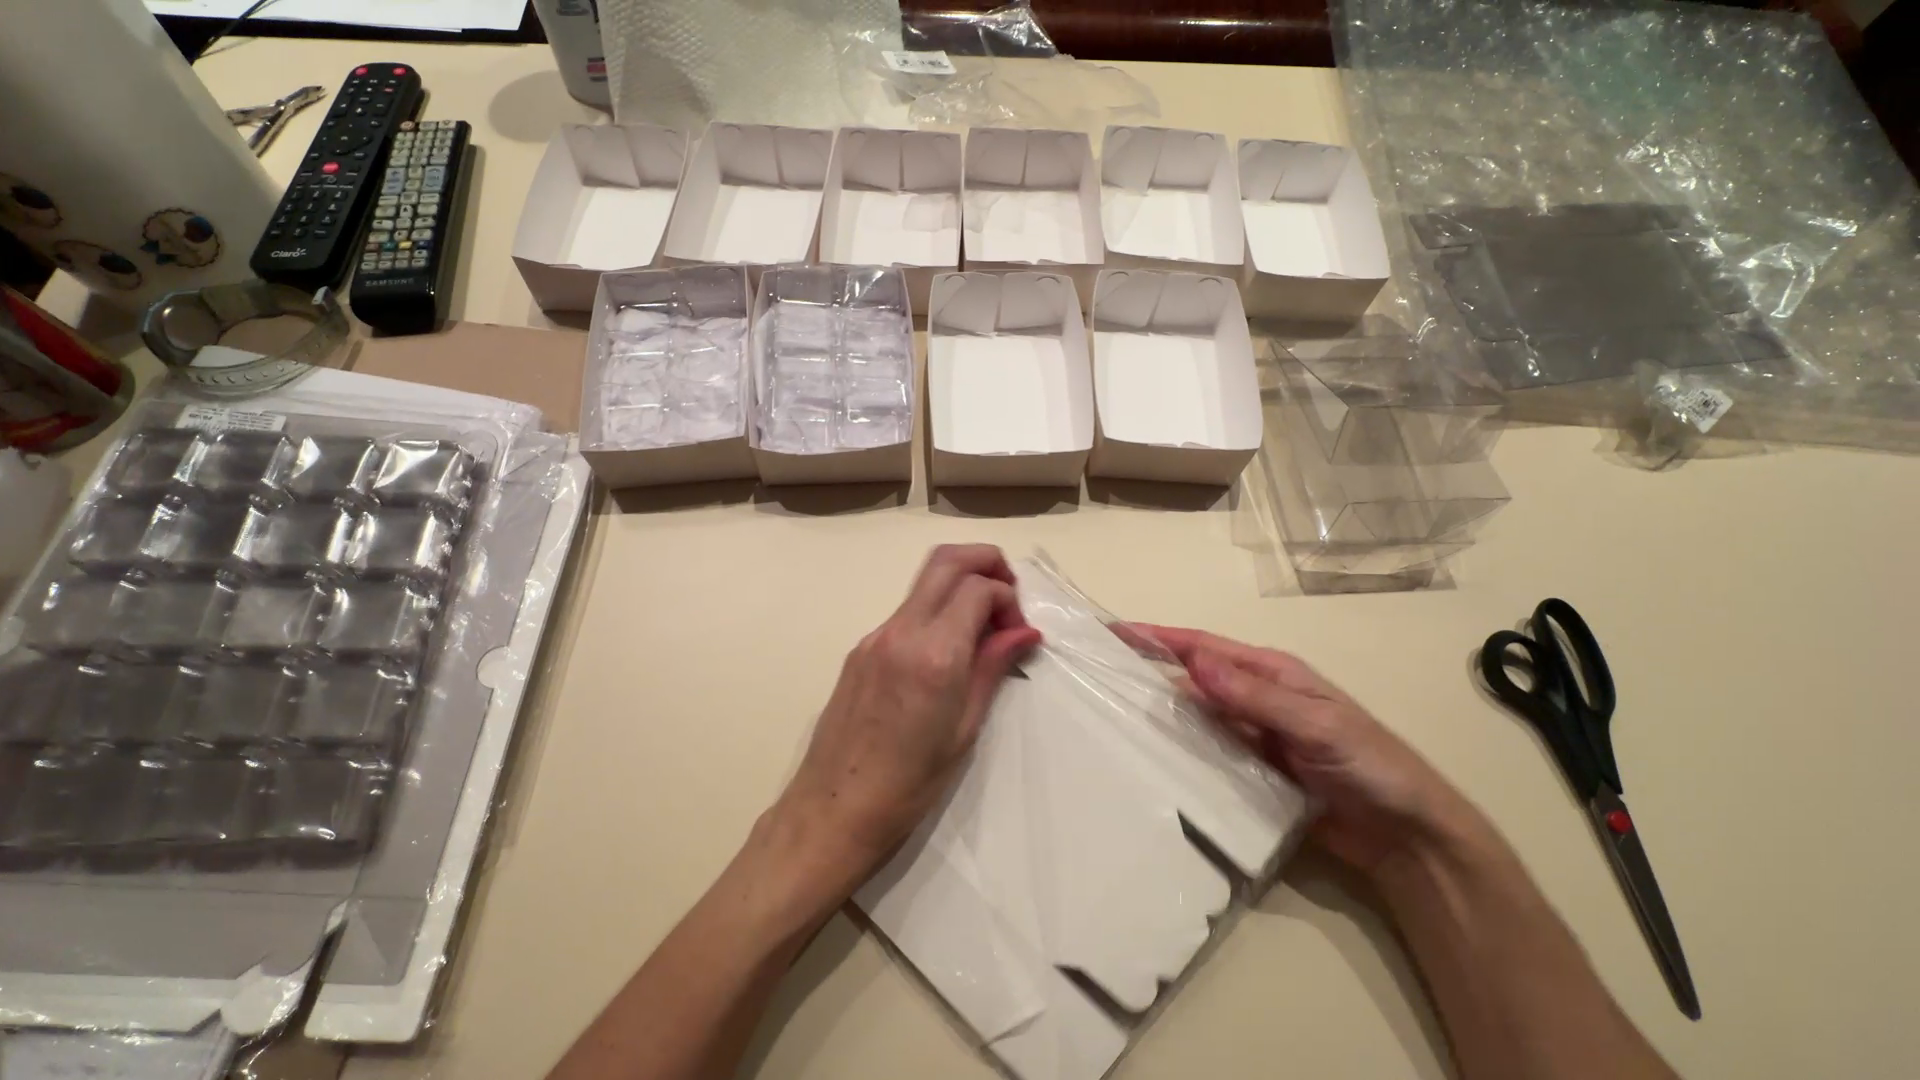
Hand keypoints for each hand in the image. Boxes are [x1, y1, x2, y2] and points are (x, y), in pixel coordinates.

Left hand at [774, 545, 1041, 888]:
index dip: (1008, 597)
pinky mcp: (859, 651)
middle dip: (986, 562)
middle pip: (945, 561)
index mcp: (934, 654)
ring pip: (923, 584)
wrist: (834, 810)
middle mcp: (901, 632)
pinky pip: (905, 613)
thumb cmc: (910, 784)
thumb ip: (992, 668)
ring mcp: (874, 638)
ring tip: (983, 630)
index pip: (978, 588)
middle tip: (1009, 595)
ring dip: (959, 587)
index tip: (1018, 631)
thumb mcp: (965, 729)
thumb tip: (1023, 631)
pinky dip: (935, 613)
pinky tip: (948, 654)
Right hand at [1142, 626, 1488, 878]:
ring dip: (1162, 717)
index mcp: (1275, 674)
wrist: (1407, 836)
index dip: (1159, 638)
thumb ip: (1257, 696)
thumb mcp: (1317, 725)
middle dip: (1150, 673)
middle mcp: (1258, 700)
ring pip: (1197, 720)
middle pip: (1194, 680)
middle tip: (1097, 678)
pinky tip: (1153, 763)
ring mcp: (1255, 739)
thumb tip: (1195, 664)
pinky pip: (1209, 759)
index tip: (1112, 632)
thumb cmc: (1371, 766)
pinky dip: (1182, 756)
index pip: (1206, 647)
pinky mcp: (1254, 776)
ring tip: (1111, 720)